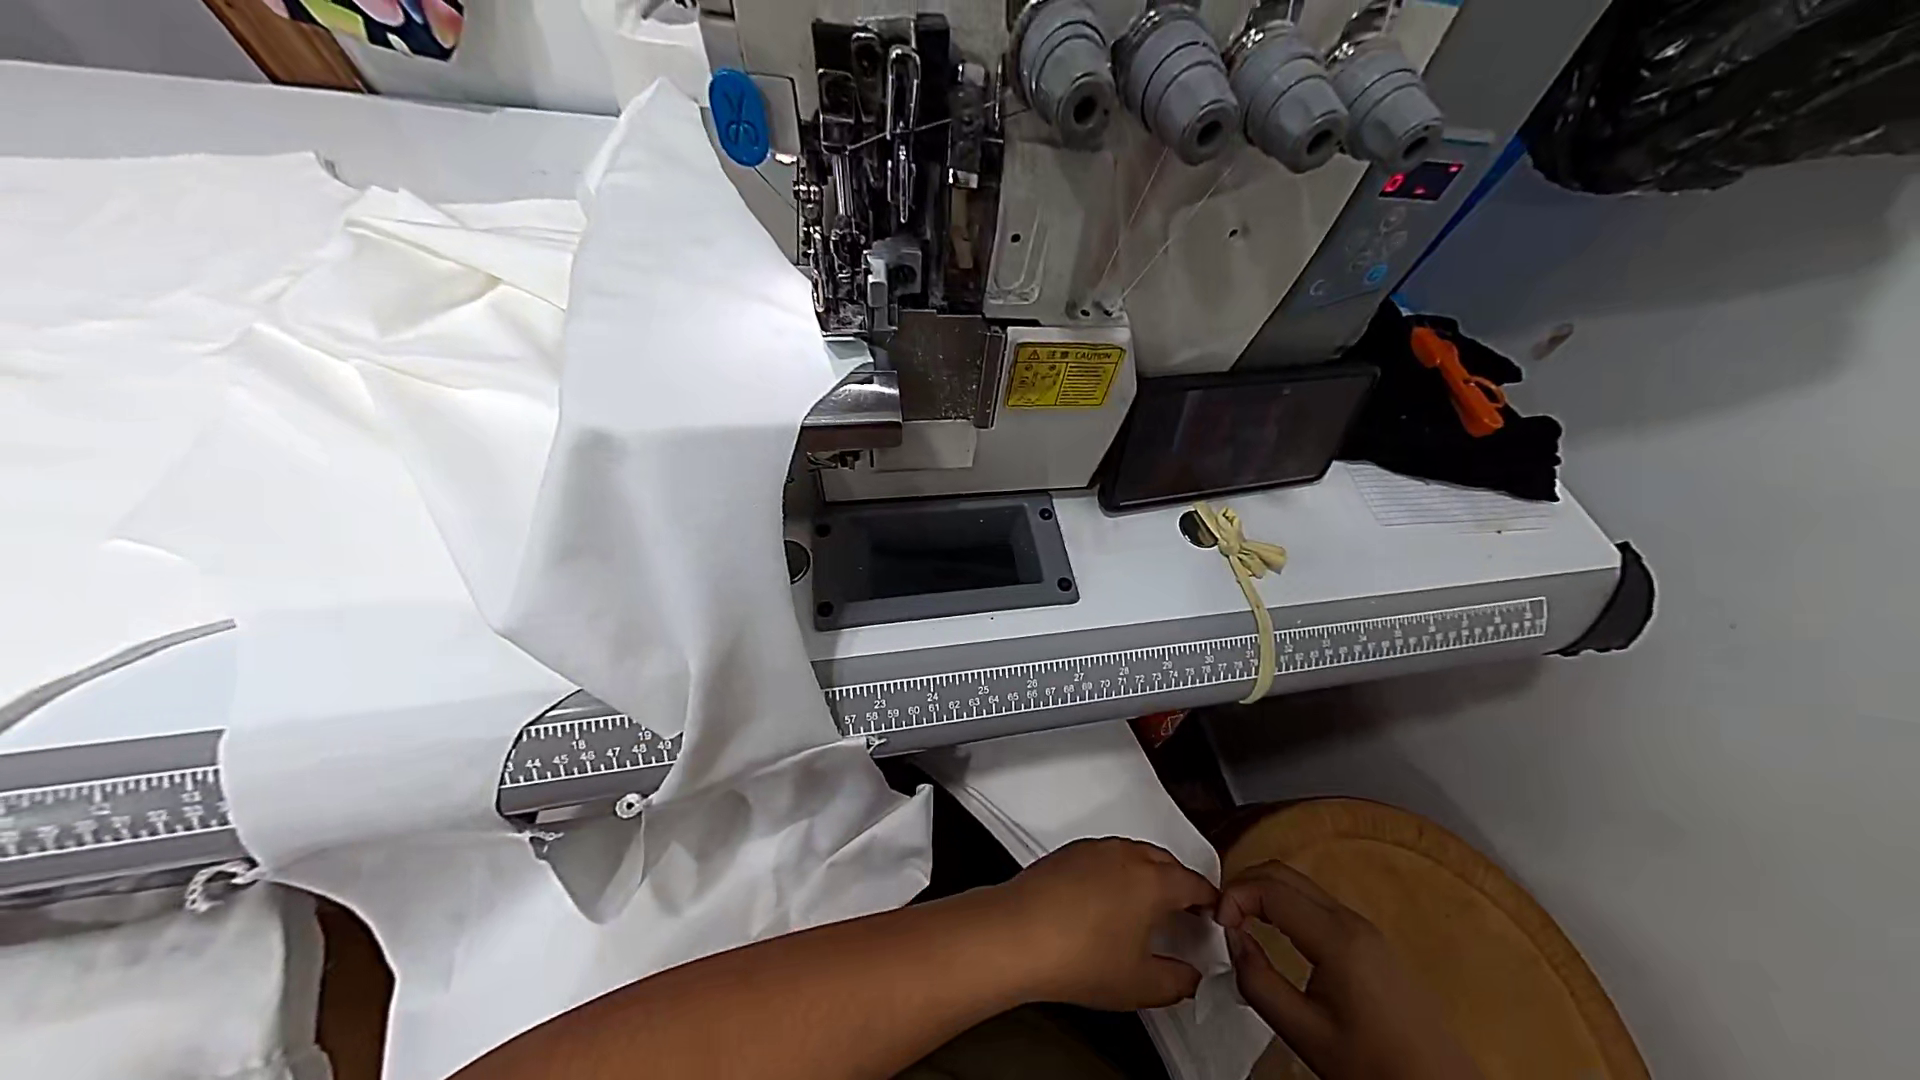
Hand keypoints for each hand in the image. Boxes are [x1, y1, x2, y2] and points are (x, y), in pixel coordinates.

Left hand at [988, 837, 1218, 1011]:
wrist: (1018, 935)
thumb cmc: (1076, 955)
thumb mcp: (1140, 984)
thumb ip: (1177, 981)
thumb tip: (1188, 977)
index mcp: (1151, 880)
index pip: (1193, 883)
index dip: (1208, 900)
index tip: (1212, 913)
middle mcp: (1124, 855)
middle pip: (1165, 861)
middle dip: (1180, 882)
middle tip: (1185, 909)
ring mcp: (1093, 849)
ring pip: (1133, 853)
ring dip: (1147, 873)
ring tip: (1146, 905)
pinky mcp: (1068, 852)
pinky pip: (1104, 855)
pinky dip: (1116, 870)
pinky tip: (1108, 899)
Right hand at [1217, 861, 1481, 1079]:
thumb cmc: (1381, 1070)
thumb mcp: (1305, 1034)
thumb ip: (1258, 982)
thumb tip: (1233, 941)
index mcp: (1338, 939)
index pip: (1269, 888)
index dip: (1233, 896)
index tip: (1218, 922)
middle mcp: (1353, 923)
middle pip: (1283, 873)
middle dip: (1243, 884)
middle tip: (1221, 913)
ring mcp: (1365, 930)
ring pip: (1299, 883)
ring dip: (1262, 891)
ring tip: (1239, 920)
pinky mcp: (1369, 942)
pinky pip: (1315, 902)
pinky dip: (1283, 902)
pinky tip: (1270, 927)